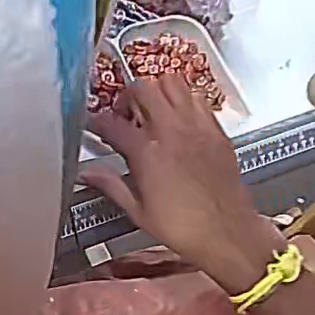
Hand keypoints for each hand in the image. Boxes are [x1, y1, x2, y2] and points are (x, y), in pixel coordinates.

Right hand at [83, 73, 285, 291]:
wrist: (226, 232)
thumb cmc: (182, 228)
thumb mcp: (138, 211)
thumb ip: (112, 185)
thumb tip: (89, 174)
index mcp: (147, 153)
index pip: (113, 123)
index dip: (98, 121)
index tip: (94, 125)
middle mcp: (171, 131)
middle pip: (142, 88)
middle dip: (127, 96)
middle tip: (124, 114)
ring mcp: (196, 127)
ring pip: (172, 82)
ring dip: (157, 91)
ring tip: (151, 110)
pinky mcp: (216, 131)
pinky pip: (197, 98)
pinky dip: (183, 100)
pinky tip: (178, 119)